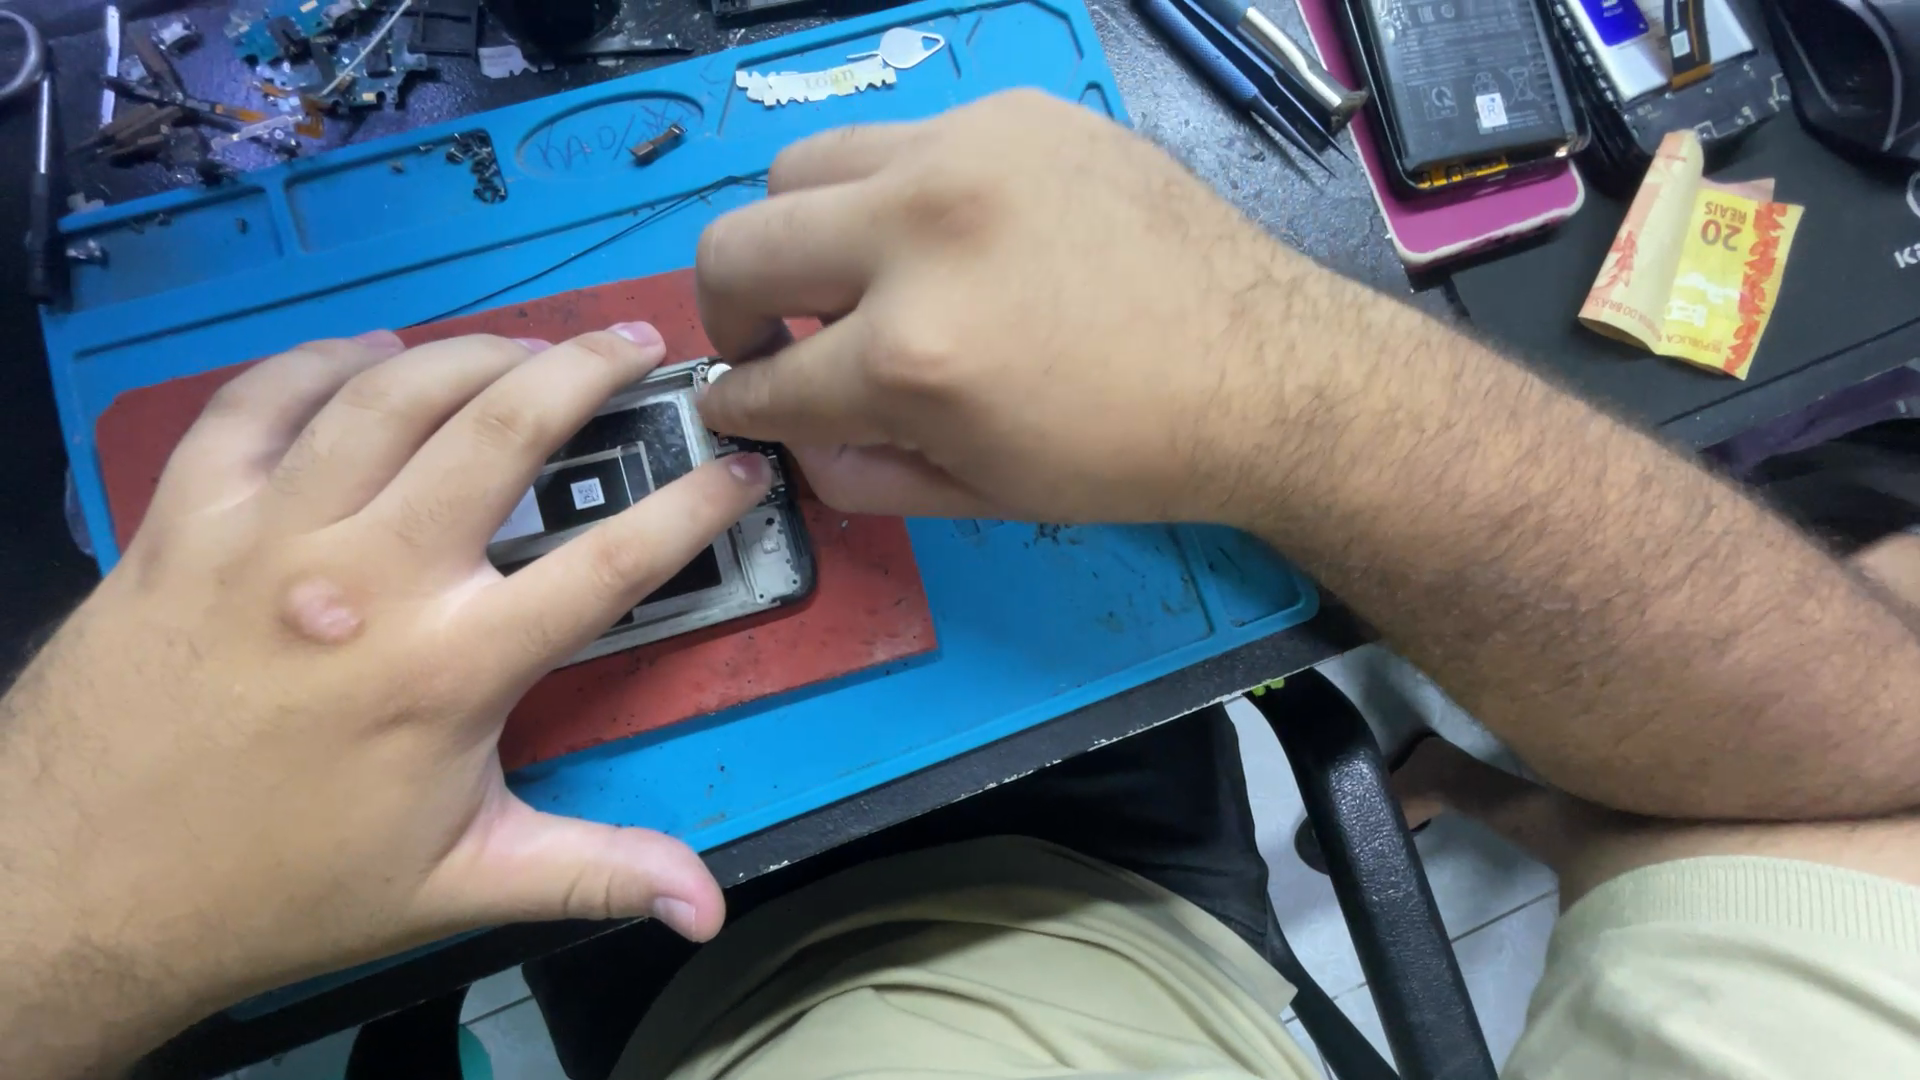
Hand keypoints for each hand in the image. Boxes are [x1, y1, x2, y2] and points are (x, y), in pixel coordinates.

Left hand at [0, 325, 771, 1075]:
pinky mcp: (178, 523)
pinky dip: (326, 361)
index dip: (696, 506)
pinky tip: (377, 353)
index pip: (613, 560)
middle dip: (587, 370)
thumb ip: (603, 877)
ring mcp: (264, 538)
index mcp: (452, 666)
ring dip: (478, 351)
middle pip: (500, 432)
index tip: (742, 468)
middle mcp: (368, 579)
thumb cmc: (288, 887)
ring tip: (535, 342)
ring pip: (389, 394)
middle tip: (641, 345)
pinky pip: (257, 404)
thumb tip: (711, 909)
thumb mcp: (468, 883)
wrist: (52, 902)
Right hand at [695, 90, 1365, 523]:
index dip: (740, 406)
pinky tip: (937, 241)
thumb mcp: (979, 496)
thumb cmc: (1120, 459)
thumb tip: (794, 437)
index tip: (738, 405)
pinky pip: (894, 142)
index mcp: (913, 358)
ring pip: (799, 170)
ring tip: (849, 282)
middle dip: (725, 313)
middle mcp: (919, 236)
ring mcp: (966, 154)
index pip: (768, 383)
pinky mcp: (1014, 114)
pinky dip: (882, 199)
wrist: (1261, 375)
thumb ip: (860, 474)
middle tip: (766, 343)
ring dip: (797, 238)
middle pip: (735, 248)